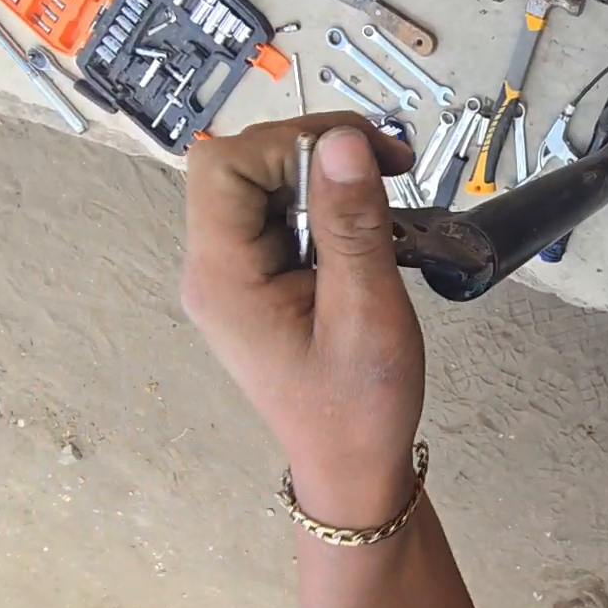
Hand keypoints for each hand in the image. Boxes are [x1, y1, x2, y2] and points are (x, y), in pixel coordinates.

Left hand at [182, 116, 422, 524]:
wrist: (353, 468)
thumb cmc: (361, 405)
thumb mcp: (368, 314)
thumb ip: (352, 226)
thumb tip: (343, 140)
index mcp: (224, 277)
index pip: (225, 167)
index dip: (293, 143)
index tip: (367, 159)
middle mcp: (216, 269)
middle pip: (241, 169)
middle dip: (316, 151)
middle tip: (392, 165)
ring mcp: (236, 277)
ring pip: (265, 188)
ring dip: (327, 176)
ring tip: (389, 189)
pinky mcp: (262, 284)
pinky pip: (283, 218)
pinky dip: (329, 204)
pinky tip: (371, 222)